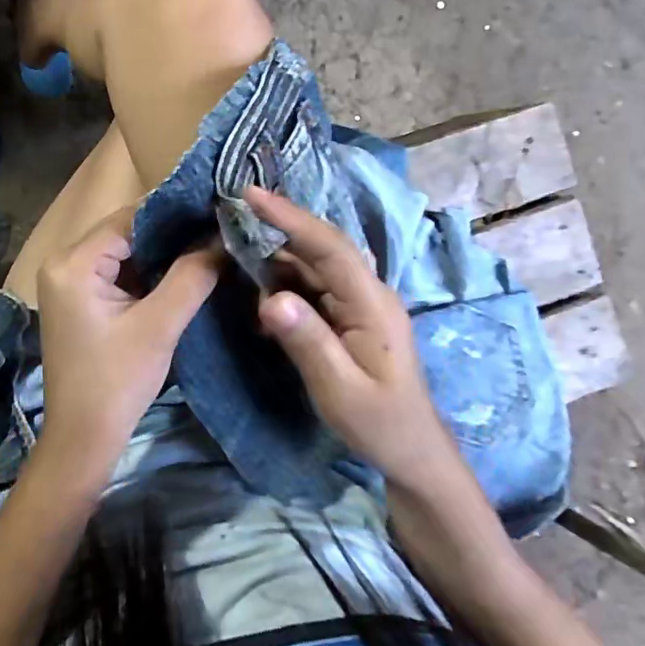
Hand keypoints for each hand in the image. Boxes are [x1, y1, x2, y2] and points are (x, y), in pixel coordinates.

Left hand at [34, 207, 221, 485]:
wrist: (84, 436)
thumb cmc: (117, 382)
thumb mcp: (160, 326)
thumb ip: (192, 276)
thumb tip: (223, 237)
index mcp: (73, 263)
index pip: (131, 218)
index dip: (175, 212)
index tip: (217, 210)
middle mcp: (64, 263)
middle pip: (126, 231)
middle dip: (172, 232)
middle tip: (219, 228)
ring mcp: (69, 281)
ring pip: (125, 251)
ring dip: (163, 251)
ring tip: (209, 244)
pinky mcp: (80, 298)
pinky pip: (119, 271)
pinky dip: (149, 270)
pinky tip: (184, 269)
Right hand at [245, 187, 457, 488]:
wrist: (412, 451)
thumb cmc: (379, 423)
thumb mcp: (339, 389)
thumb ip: (307, 341)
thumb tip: (269, 297)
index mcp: (371, 304)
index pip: (329, 248)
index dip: (291, 218)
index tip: (252, 194)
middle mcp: (368, 294)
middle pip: (320, 250)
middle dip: (278, 230)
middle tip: (232, 219)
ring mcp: (360, 305)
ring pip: (314, 270)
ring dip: (277, 264)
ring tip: (236, 260)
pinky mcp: (351, 319)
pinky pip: (314, 292)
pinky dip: (285, 291)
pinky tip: (261, 305)